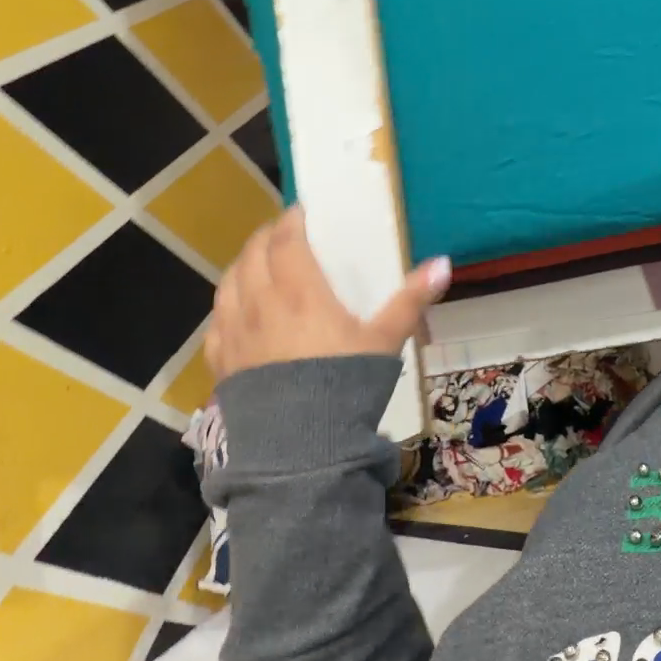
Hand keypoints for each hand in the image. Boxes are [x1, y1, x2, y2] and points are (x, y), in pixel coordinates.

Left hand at [204, 206, 451, 380]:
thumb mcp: (386, 342)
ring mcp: (235, 334)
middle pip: (252, 256)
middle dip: (265, 238)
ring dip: (243, 265)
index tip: (300, 211)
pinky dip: (227, 305)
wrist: (300, 448)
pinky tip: (236, 311)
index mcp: (300, 292)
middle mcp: (260, 304)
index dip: (290, 221)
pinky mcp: (222, 363)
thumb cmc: (346, 386)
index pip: (285, 242)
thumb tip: (443, 262)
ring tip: (257, 264)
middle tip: (282, 233)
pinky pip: (217, 321)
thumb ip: (412, 300)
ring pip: (229, 284)